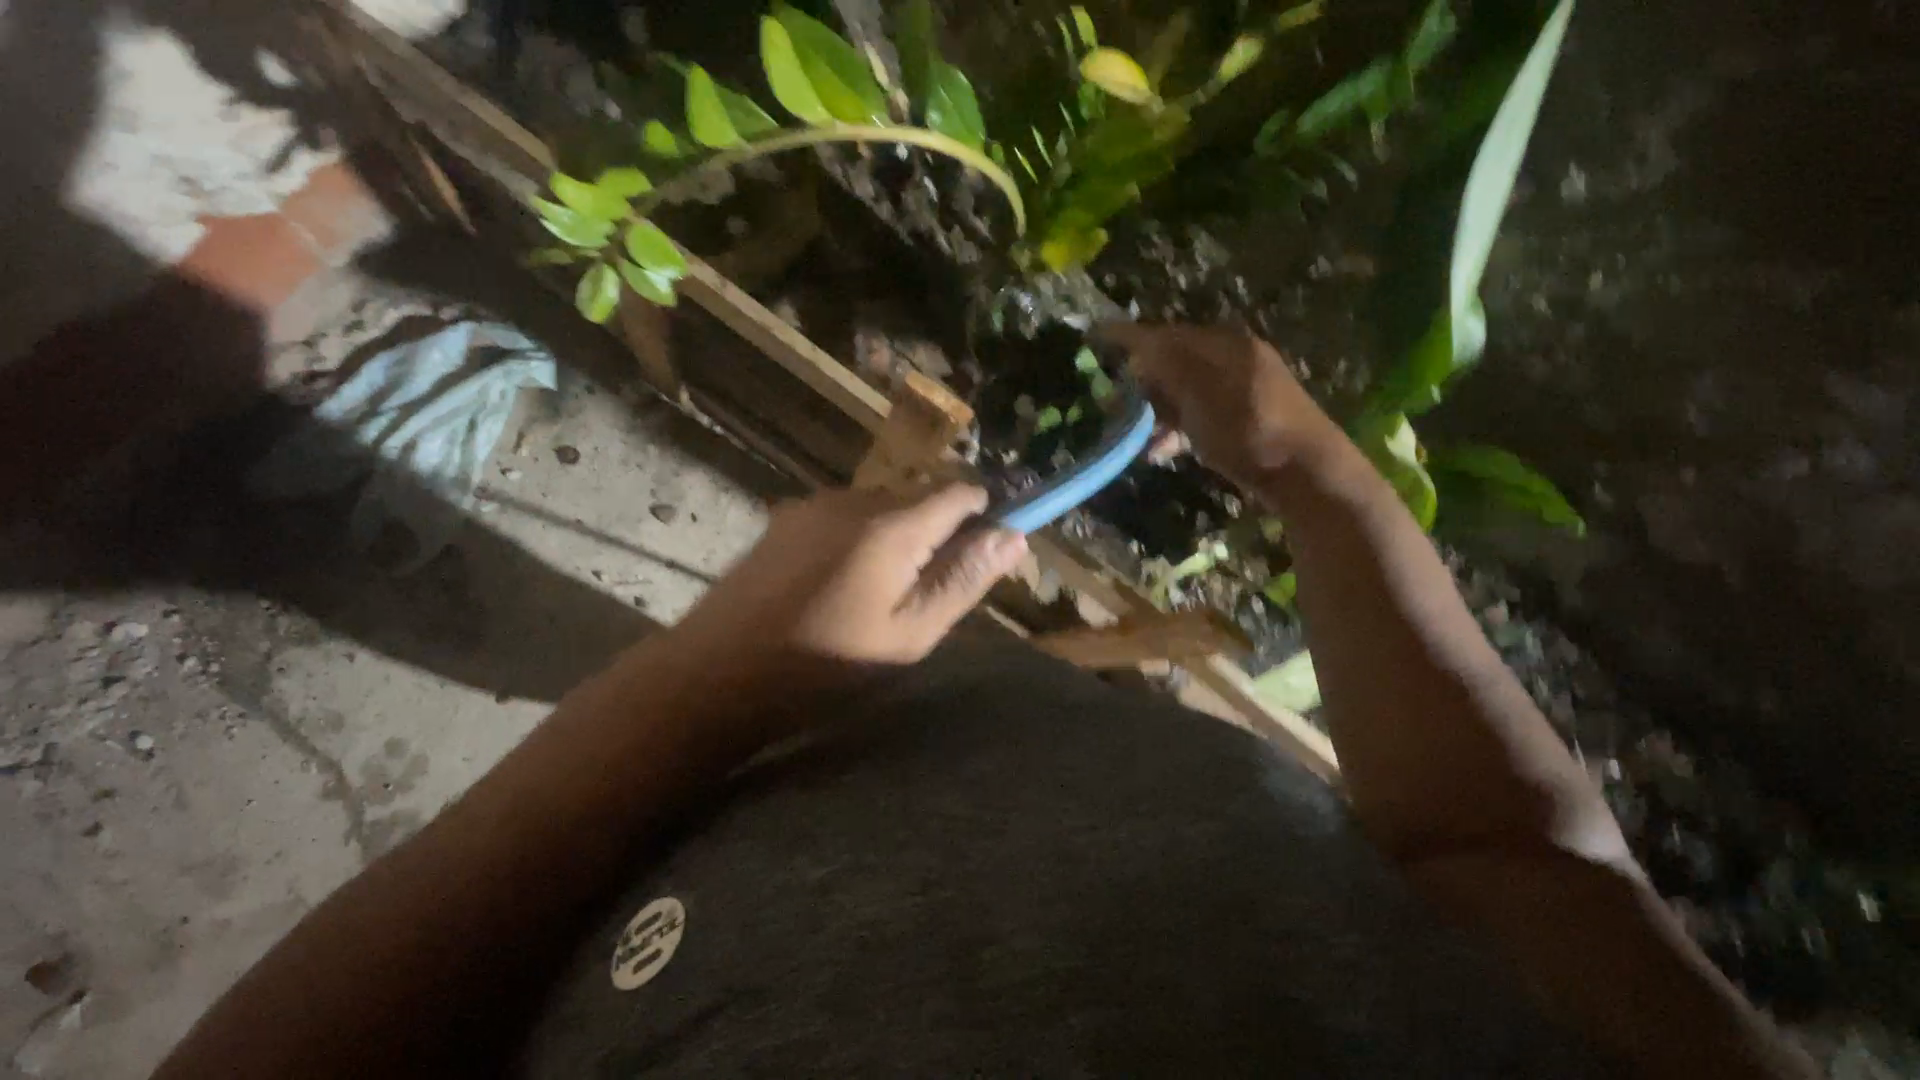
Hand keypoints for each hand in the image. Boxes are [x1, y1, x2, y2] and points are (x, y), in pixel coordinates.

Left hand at [672, 483, 1026, 675]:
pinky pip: (844, 513)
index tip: (986, 551)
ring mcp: (816, 503)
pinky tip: (839, 582)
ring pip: (882, 502)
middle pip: (921, 494)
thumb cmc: (826, 663)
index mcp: (893, 525)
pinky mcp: (787, 516)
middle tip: (929, 588)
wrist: (720, 669)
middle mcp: (856, 498)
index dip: (985, 514)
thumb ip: (963, 580)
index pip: (961, 491)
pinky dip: (860, 535)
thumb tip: (1014, 537)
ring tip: (879, 591)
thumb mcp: (909, 634)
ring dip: (897, 531)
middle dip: (939, 528)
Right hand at [1097, 323, 1343, 491]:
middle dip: (1139, 382)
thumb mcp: (1201, 393)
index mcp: (1224, 344)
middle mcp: (1233, 360)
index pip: (1166, 333)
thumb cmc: (1248, 428)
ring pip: (1183, 394)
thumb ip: (1167, 366)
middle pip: (1173, 363)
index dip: (1129, 338)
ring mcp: (1241, 392)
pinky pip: (1198, 418)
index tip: (1094, 337)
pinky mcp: (1244, 423)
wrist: (1304, 473)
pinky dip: (1175, 431)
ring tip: (1132, 437)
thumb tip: (1136, 344)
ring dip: (1154, 413)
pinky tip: (1159, 452)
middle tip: (1110, 402)